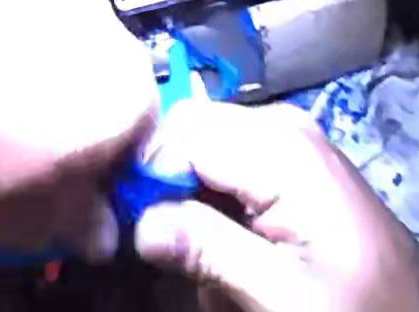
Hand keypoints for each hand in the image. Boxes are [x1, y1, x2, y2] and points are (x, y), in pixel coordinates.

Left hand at [0, 0, 158, 253]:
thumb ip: (85, 219)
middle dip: (84, 85)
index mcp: (125, 86)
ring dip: (50, 40)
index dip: (115, 144)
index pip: (144, 116)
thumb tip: (100, 223)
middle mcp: (102, 21)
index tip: (81, 163)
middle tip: (34, 116)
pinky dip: (13, 6)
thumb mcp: (35, 224)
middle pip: (108, 56)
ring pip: (69, 16)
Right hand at [134, 101, 418, 311]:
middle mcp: (278, 124)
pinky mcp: (290, 157)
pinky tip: (233, 250)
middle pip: (189, 130)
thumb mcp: (285, 300)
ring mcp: (286, 137)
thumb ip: (207, 249)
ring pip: (203, 145)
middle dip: (169, 186)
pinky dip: (216, 201)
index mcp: (279, 145)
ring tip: (210, 264)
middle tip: (170, 251)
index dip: (148, 173)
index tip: (128, 224)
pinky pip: (228, 160)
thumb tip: (137, 222)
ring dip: (191, 200)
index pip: (182, 131)